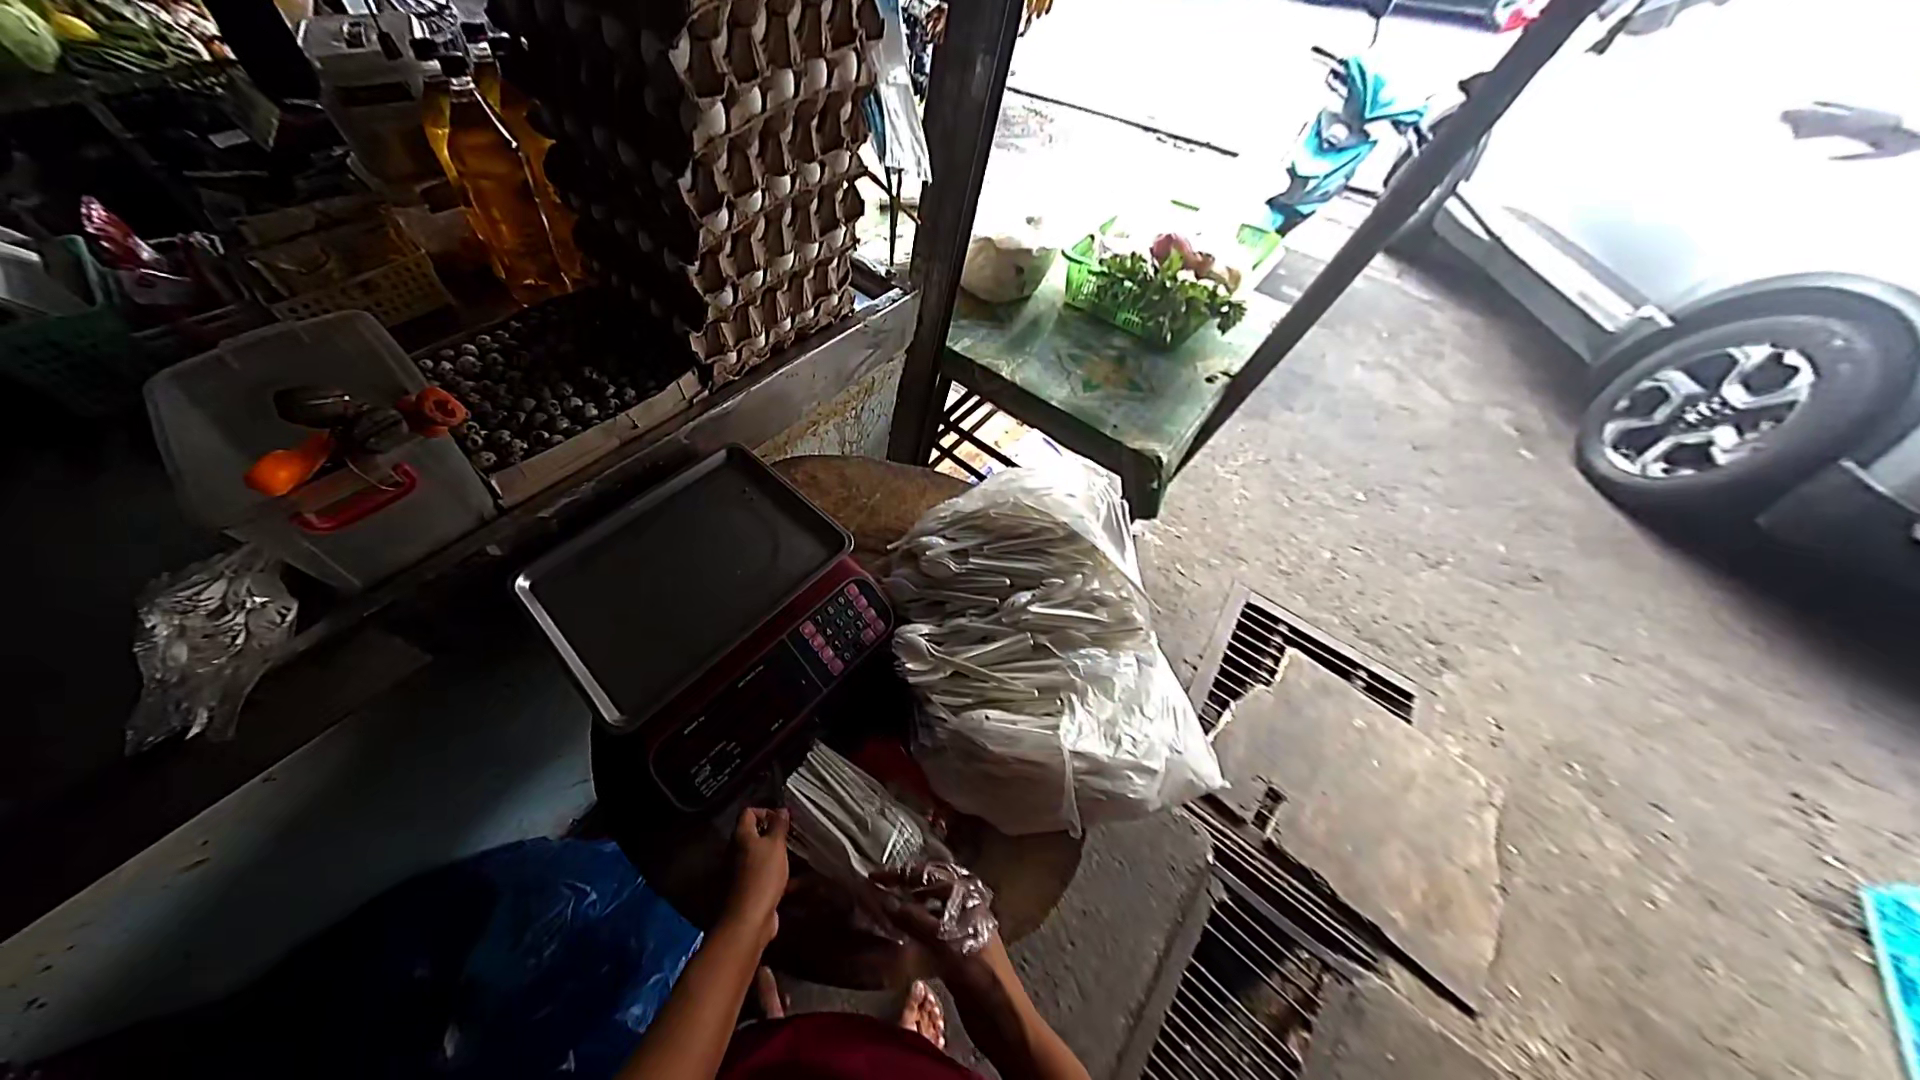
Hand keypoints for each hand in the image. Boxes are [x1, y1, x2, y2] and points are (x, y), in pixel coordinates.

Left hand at [723, 807, 788, 943]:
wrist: (749, 919)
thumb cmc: (762, 875)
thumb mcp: (775, 845)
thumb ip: (778, 825)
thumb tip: (781, 809)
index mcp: (741, 837)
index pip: (748, 813)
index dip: (766, 811)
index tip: (783, 819)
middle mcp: (737, 852)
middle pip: (755, 835)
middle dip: (775, 835)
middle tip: (793, 836)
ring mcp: (742, 873)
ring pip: (763, 857)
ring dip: (780, 856)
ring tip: (800, 855)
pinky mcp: (751, 890)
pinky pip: (768, 877)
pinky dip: (783, 877)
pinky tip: (803, 880)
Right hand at [869, 868, 1004, 994]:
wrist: (1004, 1022)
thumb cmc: (982, 977)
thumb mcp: (949, 946)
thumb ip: (918, 923)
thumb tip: (887, 902)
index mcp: (969, 899)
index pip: (932, 875)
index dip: (904, 873)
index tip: (875, 877)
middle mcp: (963, 909)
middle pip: (928, 891)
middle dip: (902, 889)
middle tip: (874, 892)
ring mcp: (958, 932)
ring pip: (925, 913)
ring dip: (904, 911)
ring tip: (878, 912)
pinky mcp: (952, 955)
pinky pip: (926, 936)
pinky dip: (909, 934)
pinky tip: (892, 939)